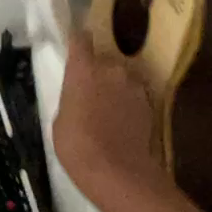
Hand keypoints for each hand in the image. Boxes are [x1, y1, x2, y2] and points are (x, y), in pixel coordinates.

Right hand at [53, 30, 180, 211]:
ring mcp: (135, 85)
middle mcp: (111, 68)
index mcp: (83, 69)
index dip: (77, 40)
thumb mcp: (60, 120)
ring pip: (121, 78)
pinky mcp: (150, 103)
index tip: (74, 43)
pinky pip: (134, 95)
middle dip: (97, 71)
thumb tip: (79, 95)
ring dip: (115, 87)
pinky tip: (122, 122)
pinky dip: (128, 103)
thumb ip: (71, 98)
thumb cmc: (77, 146)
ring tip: (107, 111)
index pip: (80, 39)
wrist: (118, 172)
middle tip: (89, 92)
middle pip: (104, 59)